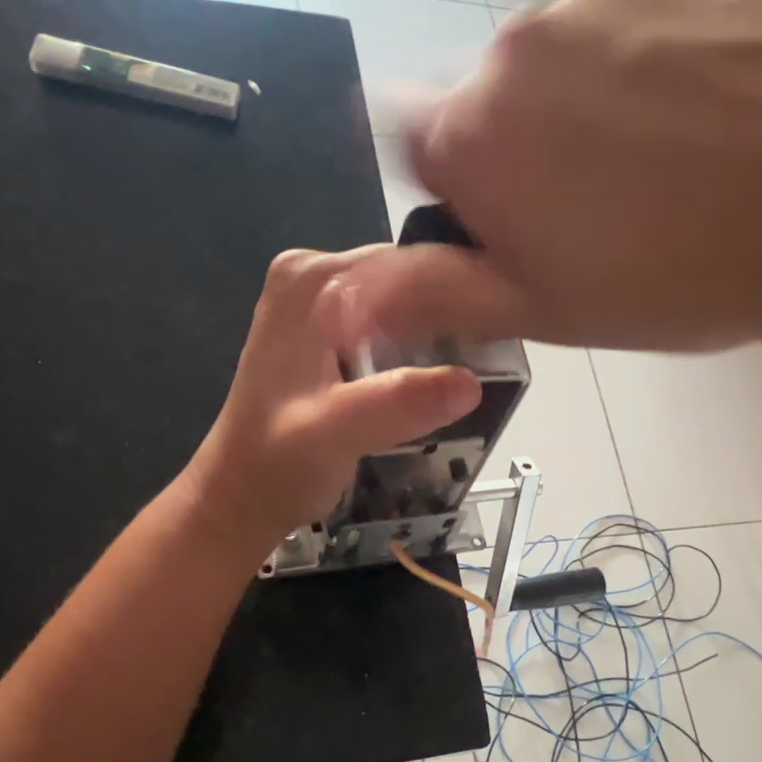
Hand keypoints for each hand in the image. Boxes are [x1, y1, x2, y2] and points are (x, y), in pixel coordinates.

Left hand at [184, 247, 482, 550]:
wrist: (239, 494)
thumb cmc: (279, 467)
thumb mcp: (337, 435)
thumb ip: (396, 404)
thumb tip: (471, 381)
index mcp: (314, 283)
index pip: (413, 267)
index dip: (470, 292)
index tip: (521, 322)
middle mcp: (313, 271)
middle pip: (411, 274)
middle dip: (459, 308)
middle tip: (509, 347)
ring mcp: (316, 294)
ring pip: (405, 293)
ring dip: (444, 323)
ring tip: (489, 356)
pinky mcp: (323, 320)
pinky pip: (390, 314)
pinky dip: (420, 337)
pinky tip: (445, 365)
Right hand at [335, 0, 761, 349]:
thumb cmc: (676, 274)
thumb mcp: (543, 309)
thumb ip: (435, 292)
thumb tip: (344, 298)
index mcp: (471, 132)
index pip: (415, 148)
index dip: (459, 198)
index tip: (513, 237)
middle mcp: (515, 46)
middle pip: (488, 106)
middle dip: (520, 159)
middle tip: (597, 221)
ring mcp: (595, 2)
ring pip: (557, 70)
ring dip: (584, 121)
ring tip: (661, 180)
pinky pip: (625, 36)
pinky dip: (642, 81)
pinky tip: (699, 132)